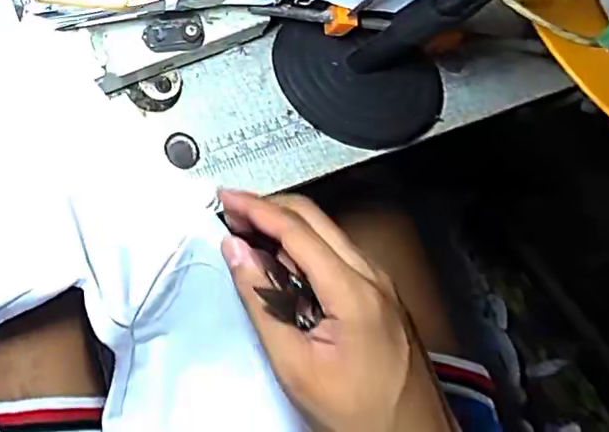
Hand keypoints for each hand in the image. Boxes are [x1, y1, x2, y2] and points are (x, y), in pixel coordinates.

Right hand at [220, 189, 444, 431]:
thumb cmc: (364, 420)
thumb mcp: (297, 367)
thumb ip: (261, 302)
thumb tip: (237, 251)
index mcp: (353, 290)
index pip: (294, 227)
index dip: (255, 207)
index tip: (227, 198)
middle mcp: (372, 276)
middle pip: (311, 216)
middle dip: (267, 207)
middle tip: (232, 212)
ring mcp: (381, 284)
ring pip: (325, 231)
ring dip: (285, 225)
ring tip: (250, 235)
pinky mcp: (381, 294)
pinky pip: (337, 252)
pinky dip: (304, 246)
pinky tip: (283, 262)